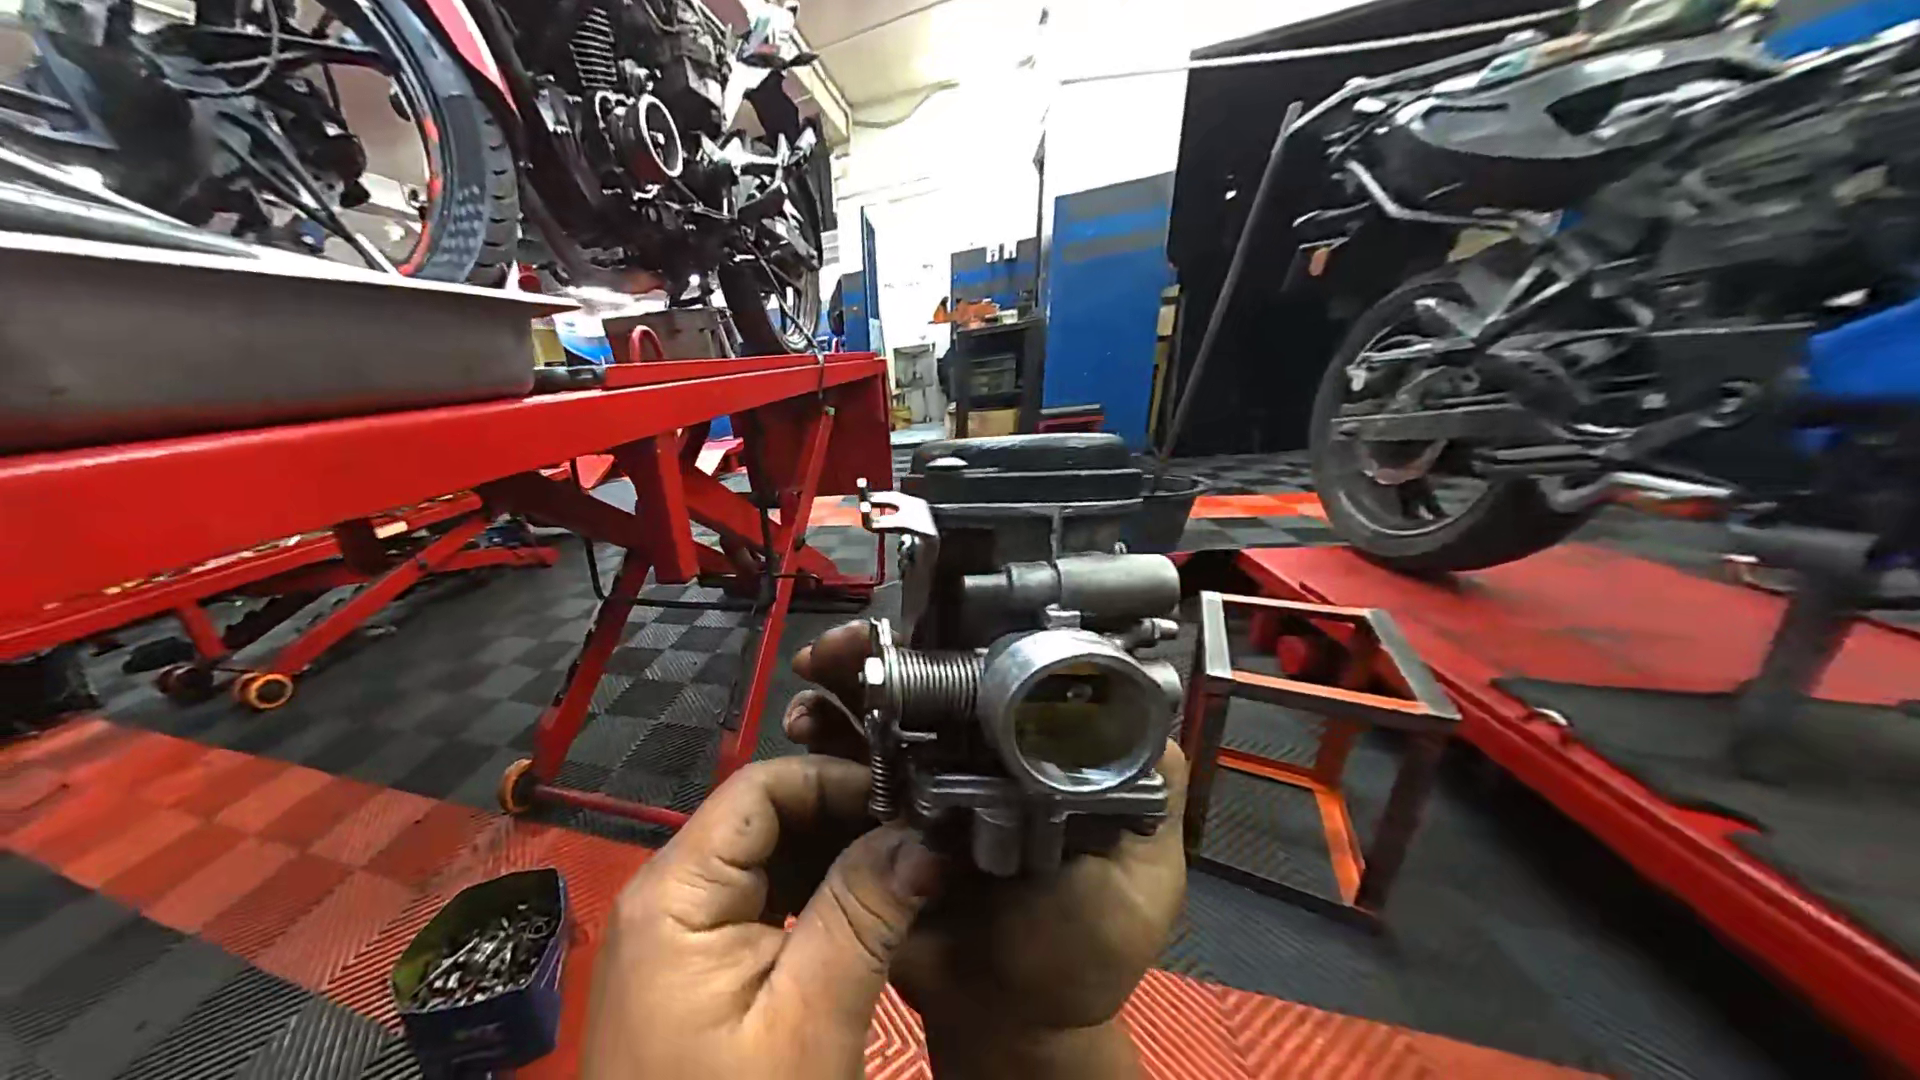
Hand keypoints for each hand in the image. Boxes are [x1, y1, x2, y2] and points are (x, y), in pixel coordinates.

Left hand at [581, 754, 942, 1079]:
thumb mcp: (809, 1023)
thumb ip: (865, 912)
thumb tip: (926, 832)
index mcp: (676, 891)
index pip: (761, 787)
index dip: (835, 781)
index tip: (904, 802)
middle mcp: (670, 890)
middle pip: (766, 813)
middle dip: (845, 814)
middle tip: (918, 831)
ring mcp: (682, 925)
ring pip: (773, 851)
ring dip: (840, 850)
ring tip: (906, 859)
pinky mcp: (700, 956)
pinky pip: (768, 894)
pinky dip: (821, 889)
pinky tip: (869, 899)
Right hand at [789, 623, 1189, 1077]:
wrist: (1012, 1017)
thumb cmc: (1085, 943)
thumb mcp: (1141, 871)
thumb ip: (1152, 795)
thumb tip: (1143, 705)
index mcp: (1029, 753)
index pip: (995, 680)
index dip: (962, 646)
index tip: (927, 626)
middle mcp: (974, 754)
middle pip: (928, 686)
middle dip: (886, 654)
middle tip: (848, 642)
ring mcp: (924, 784)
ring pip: (881, 715)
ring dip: (847, 683)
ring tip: (820, 668)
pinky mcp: (878, 820)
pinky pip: (844, 772)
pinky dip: (821, 740)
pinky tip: (804, 725)